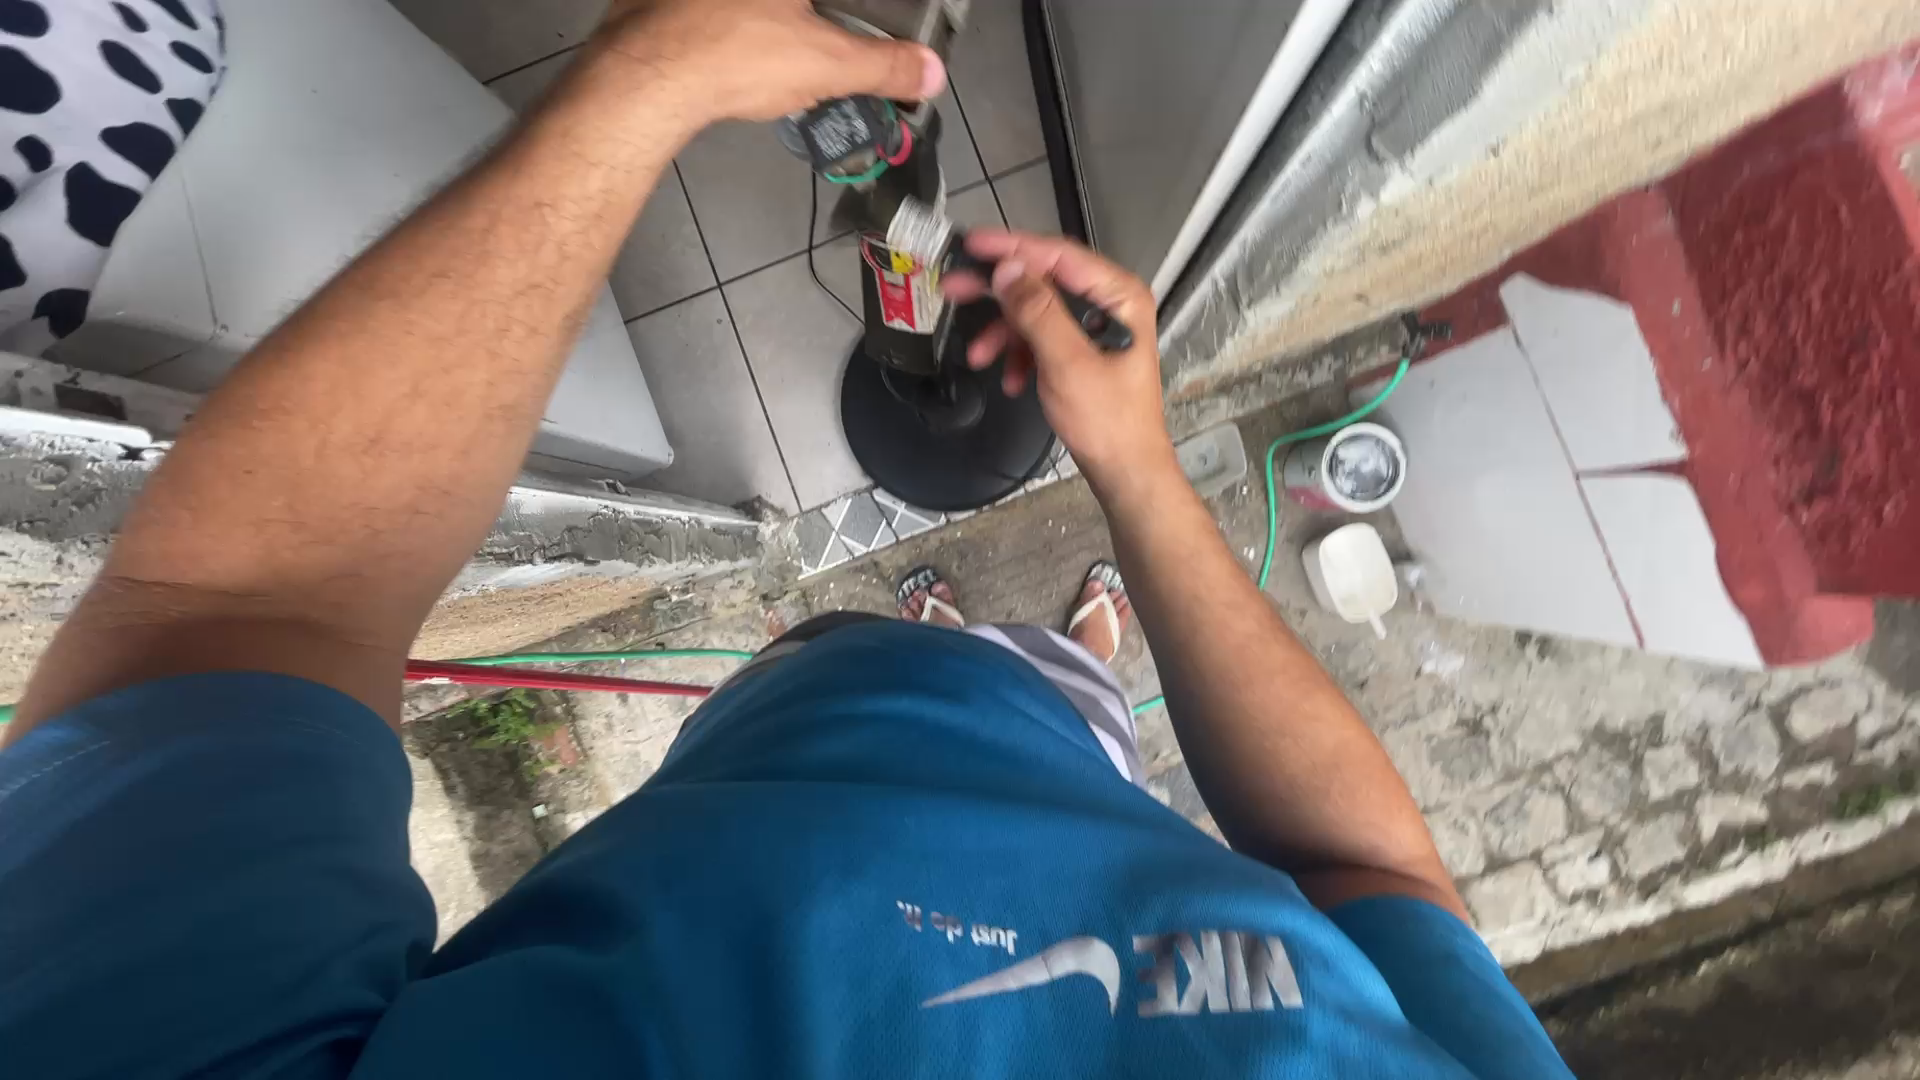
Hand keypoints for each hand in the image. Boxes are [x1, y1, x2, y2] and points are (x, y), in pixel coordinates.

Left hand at [595, 0, 945, 125]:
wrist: (652, 72)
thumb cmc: (742, 56)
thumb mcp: (827, 65)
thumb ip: (883, 66)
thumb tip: (932, 72)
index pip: (840, 2)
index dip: (853, 17)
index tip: (840, 36)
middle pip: (799, 8)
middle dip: (816, 21)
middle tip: (809, 46)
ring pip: (757, 8)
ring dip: (770, 19)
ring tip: (774, 54)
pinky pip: (720, 12)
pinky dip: (735, 19)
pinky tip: (736, 45)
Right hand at [941, 229, 1176, 494]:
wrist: (1124, 470)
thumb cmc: (1107, 420)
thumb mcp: (1067, 362)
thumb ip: (1037, 312)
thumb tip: (1008, 270)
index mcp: (1118, 296)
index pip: (1058, 257)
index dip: (1012, 249)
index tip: (971, 245)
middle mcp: (1108, 305)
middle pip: (1042, 283)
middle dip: (998, 294)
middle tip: (954, 289)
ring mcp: (1094, 330)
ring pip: (1036, 315)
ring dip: (1005, 335)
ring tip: (978, 357)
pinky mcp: (1081, 353)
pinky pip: (1041, 342)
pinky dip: (1020, 357)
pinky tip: (1012, 382)